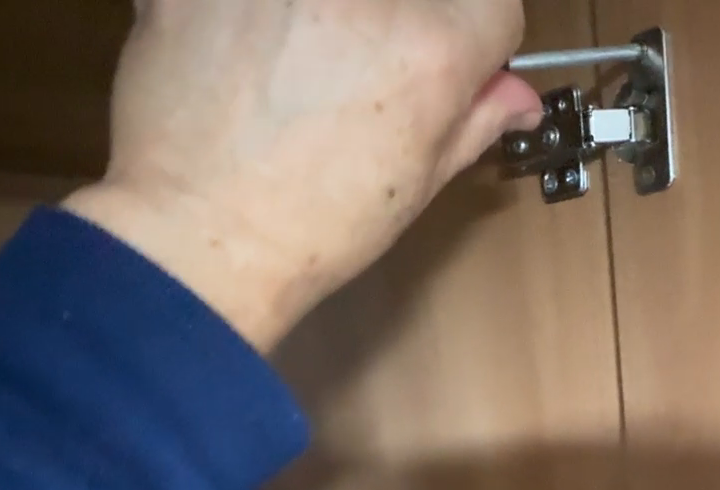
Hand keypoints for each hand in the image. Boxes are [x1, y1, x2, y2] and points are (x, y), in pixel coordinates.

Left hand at [64, 0, 541, 352]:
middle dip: (410, 26)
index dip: (482, 45)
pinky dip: (269, 15)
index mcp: (427, 52)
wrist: (203, 235)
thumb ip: (472, 123)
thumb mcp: (414, 185)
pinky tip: (252, 55)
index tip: (462, 69)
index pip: (498, 6)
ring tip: (304, 69)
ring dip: (335, 22)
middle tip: (369, 77)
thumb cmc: (312, 229)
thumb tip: (516, 98)